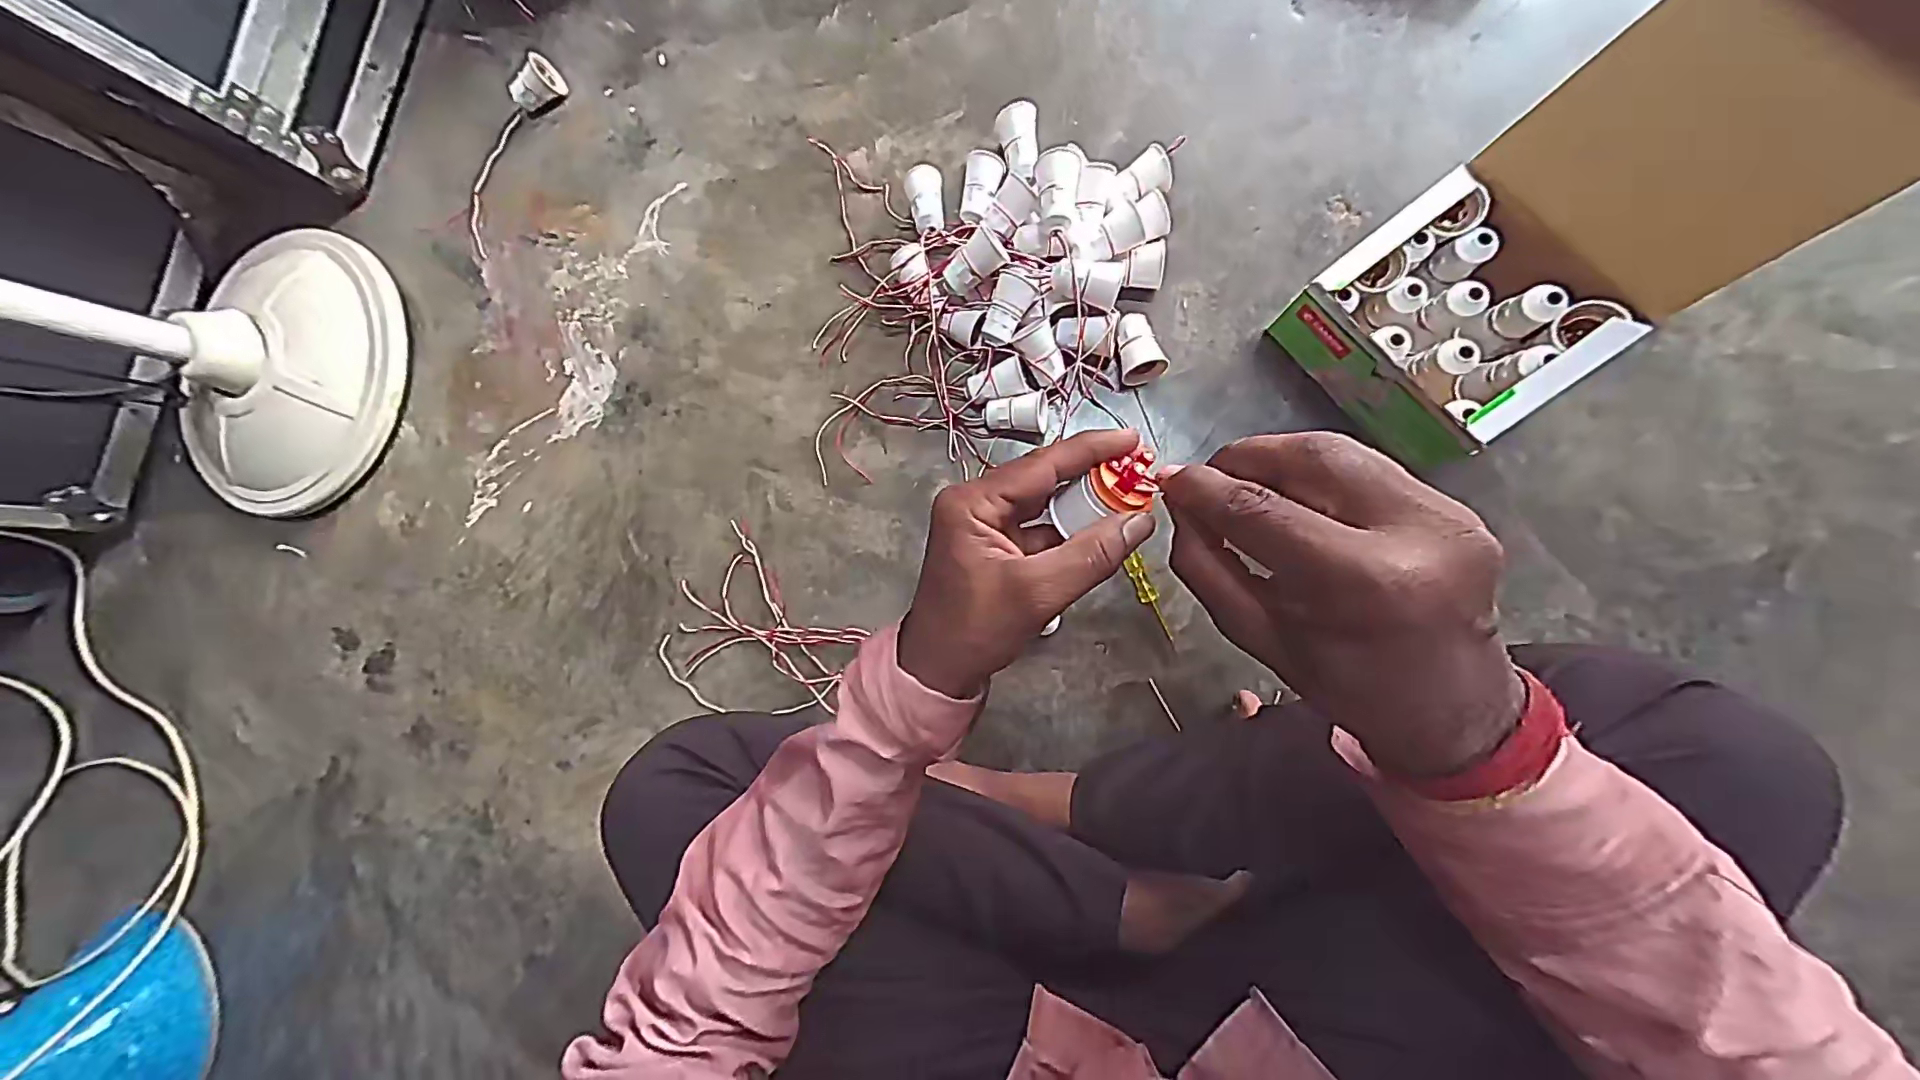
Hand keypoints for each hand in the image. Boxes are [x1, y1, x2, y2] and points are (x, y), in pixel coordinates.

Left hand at [898, 429, 1157, 697]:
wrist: (938, 671)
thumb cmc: (973, 631)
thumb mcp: (1037, 592)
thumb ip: (1092, 554)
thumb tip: (1140, 521)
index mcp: (972, 502)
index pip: (1041, 464)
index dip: (1091, 449)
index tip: (1131, 440)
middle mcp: (976, 504)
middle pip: (1044, 481)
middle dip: (1092, 478)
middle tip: (1138, 472)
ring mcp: (984, 525)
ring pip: (1044, 505)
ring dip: (1083, 506)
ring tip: (1128, 499)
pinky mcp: (996, 547)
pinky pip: (1040, 529)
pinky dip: (1069, 532)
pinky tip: (1101, 533)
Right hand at [1161, 432, 1523, 777]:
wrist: (1451, 707)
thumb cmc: (1346, 686)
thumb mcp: (1257, 635)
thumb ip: (1207, 566)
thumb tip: (1181, 507)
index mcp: (1363, 583)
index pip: (1262, 510)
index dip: (1204, 488)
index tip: (1171, 481)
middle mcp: (1416, 533)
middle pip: (1310, 455)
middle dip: (1244, 457)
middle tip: (1207, 477)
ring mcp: (1447, 513)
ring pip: (1341, 450)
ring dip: (1277, 458)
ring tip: (1242, 482)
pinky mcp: (1456, 506)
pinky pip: (1366, 468)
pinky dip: (1314, 473)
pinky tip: (1291, 495)